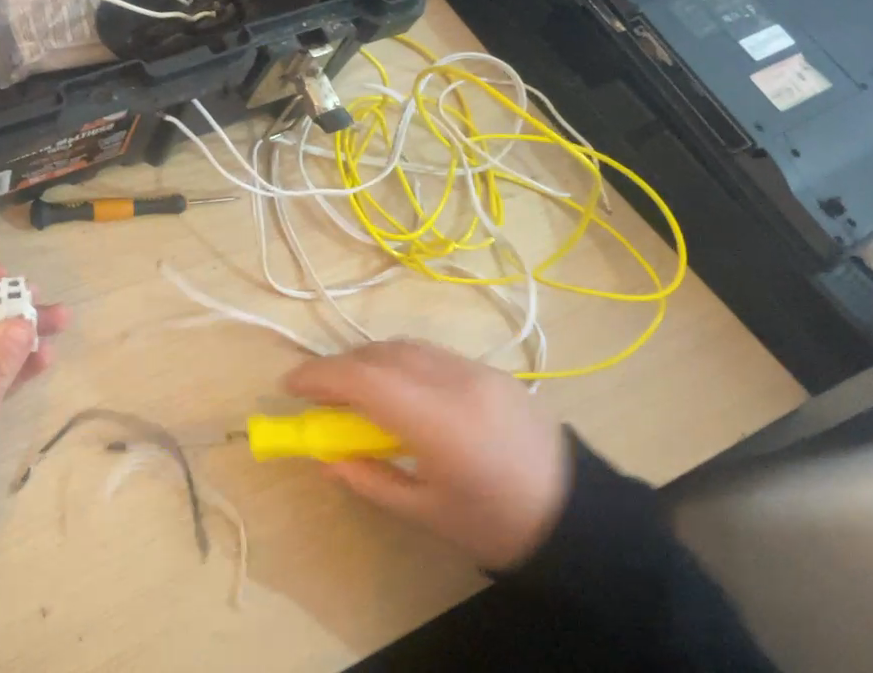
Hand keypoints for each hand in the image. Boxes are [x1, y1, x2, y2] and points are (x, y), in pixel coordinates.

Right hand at [283, 341, 570, 569]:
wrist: (585, 523)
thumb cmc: (497, 526)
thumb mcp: (426, 513)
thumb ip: (368, 479)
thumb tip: (323, 457)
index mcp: (438, 421)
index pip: (362, 379)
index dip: (317, 376)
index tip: (288, 388)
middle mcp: (456, 383)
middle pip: (378, 355)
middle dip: (338, 367)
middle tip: (316, 394)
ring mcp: (479, 372)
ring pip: (404, 347)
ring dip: (368, 361)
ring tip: (352, 390)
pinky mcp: (495, 372)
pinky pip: (431, 354)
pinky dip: (400, 363)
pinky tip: (396, 390)